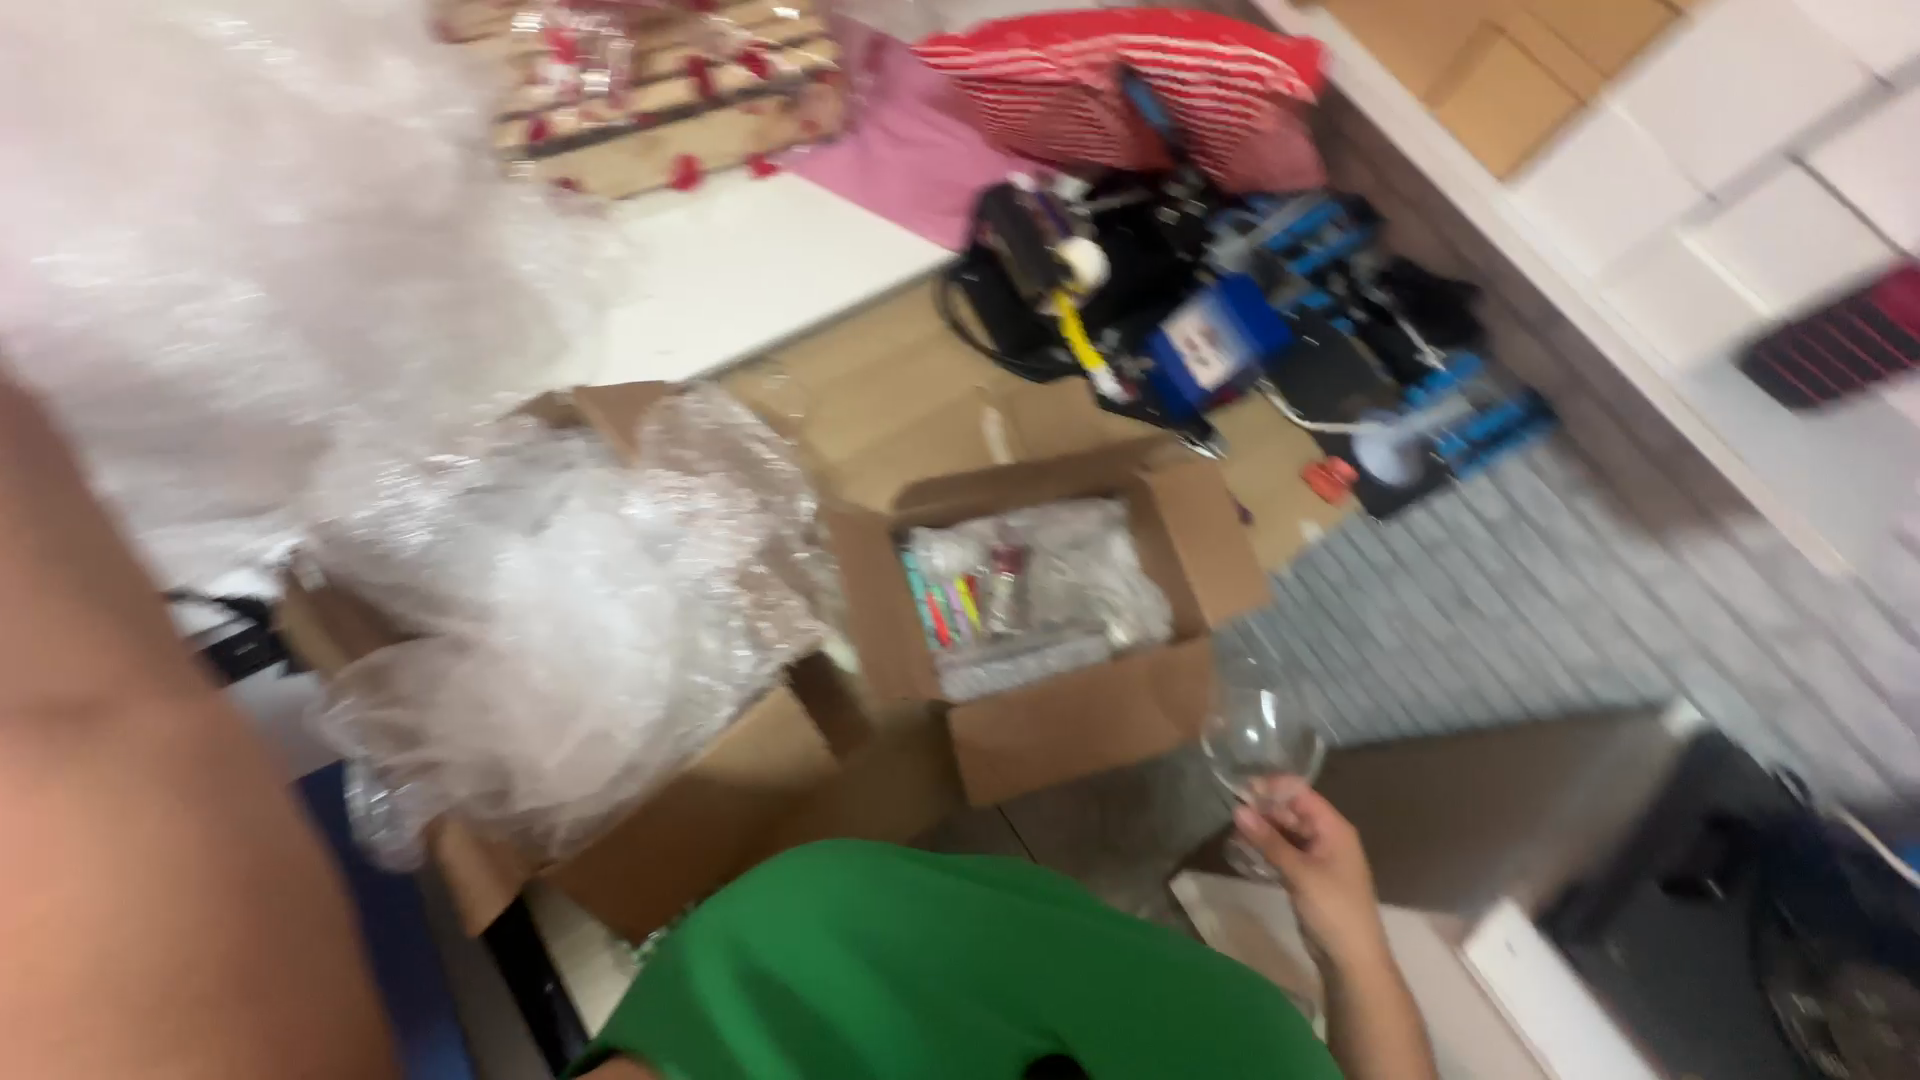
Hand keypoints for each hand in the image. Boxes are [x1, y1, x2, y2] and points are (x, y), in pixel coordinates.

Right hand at [1233, 776, 1388, 969]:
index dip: (1272, 787)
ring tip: (1231, 828)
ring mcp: (1315, 856)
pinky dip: (1265, 847)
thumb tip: (1237, 809)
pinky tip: (1242, 847)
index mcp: (1333, 828)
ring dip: (1261, 829)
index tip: (1241, 789)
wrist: (1352, 960)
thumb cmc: (1333, 909)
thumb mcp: (1299, 872)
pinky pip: (1282, 851)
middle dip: (1262, 809)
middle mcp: (1325, 836)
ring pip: (1284, 831)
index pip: (1300, 793)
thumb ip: (1268, 840)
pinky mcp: (1305, 875)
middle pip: (1290, 810)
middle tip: (1229, 810)